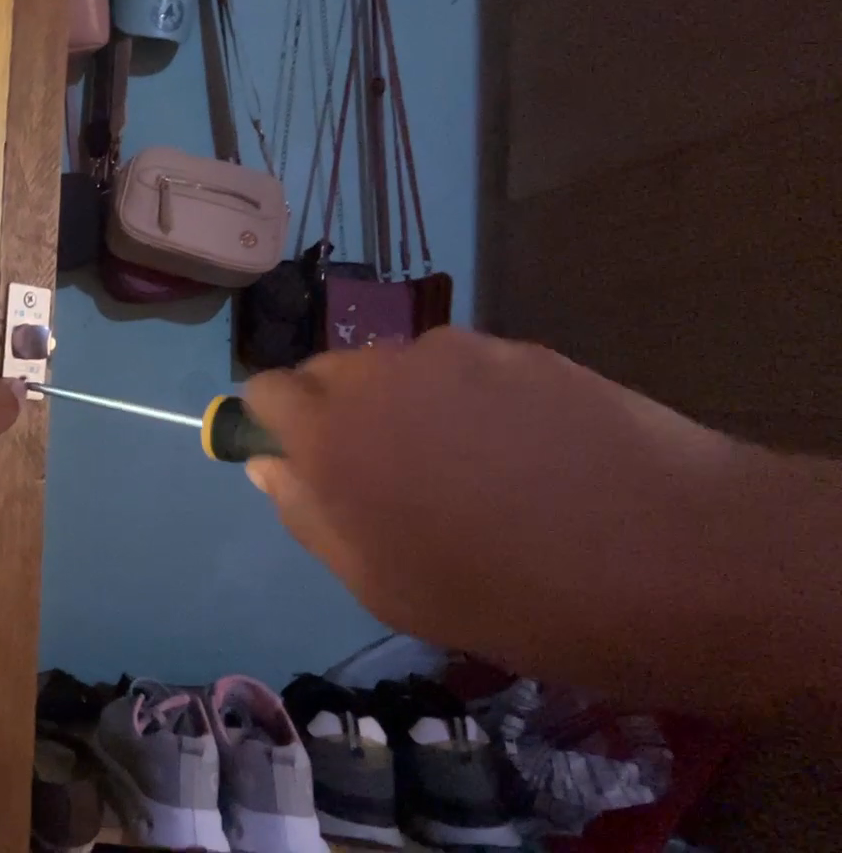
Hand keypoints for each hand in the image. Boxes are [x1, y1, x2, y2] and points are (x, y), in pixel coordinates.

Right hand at [242, 327, 752, 702]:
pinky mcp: (517, 348)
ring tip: (462, 458)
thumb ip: (305, 515)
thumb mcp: (379, 585)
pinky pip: (460, 365)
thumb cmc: (506, 594)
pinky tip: (519, 444)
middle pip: (323, 371)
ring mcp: (448, 355)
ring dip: (400, 401)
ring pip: (392, 367)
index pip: (263, 390)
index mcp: (327, 433)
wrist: (679, 561)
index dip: (272, 421)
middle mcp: (373, 376)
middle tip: (384, 468)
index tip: (298, 457)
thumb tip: (268, 465)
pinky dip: (465, 395)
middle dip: (334, 410)